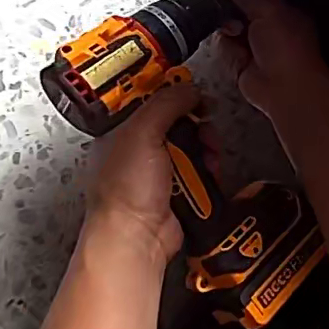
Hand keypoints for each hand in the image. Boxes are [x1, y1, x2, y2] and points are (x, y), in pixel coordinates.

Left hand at [84, 81, 200, 264]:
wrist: (139, 239)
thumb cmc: (124, 194)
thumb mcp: (142, 134)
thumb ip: (166, 104)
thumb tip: (188, 88)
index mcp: (120, 130)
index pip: (149, 97)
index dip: (173, 90)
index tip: (192, 89)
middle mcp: (138, 147)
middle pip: (177, 119)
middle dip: (197, 121)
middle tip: (205, 124)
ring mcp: (158, 168)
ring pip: (192, 143)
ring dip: (206, 146)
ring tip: (209, 154)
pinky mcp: (177, 187)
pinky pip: (200, 167)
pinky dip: (209, 168)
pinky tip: (209, 172)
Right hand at [206, 0, 328, 122]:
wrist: (286, 88)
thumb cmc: (290, 50)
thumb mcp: (268, 10)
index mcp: (278, 9)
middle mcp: (265, 26)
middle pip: (233, 8)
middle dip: (223, 5)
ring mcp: (251, 44)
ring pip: (224, 27)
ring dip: (228, 28)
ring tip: (238, 32)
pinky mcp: (240, 61)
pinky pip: (224, 48)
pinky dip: (229, 49)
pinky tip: (240, 52)